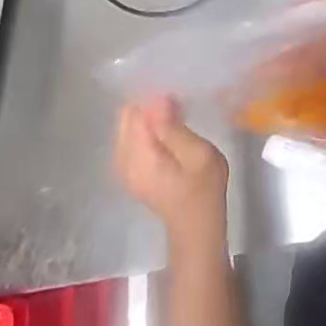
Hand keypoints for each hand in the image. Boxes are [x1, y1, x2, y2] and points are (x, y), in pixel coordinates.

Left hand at [114, 98, 229, 250]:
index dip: (154, 100)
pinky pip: (131, 140)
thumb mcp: (198, 154)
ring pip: (128, 127)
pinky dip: (147, 133)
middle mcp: (122, 159)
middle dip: (149, 108)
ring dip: (149, 120)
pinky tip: (167, 137)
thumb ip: (173, 128)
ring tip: (176, 122)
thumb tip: (157, 101)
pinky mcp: (129, 170)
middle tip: (178, 111)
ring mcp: (123, 166)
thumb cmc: (203, 189)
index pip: (134, 112)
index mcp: (137, 155)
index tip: (176, 100)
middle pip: (126, 117)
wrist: (196, 225)